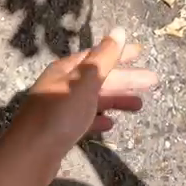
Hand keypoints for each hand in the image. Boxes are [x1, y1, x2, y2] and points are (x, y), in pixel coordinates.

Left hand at [5, 29, 156, 182]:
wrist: (31, 154)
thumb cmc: (60, 113)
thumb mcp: (84, 82)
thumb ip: (103, 58)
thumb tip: (119, 31)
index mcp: (65, 71)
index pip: (95, 56)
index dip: (118, 53)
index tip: (140, 51)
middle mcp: (61, 86)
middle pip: (97, 78)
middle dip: (124, 78)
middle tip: (153, 80)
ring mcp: (60, 109)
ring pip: (93, 100)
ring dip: (115, 100)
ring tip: (139, 105)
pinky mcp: (60, 131)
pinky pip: (84, 120)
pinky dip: (98, 119)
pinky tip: (110, 125)